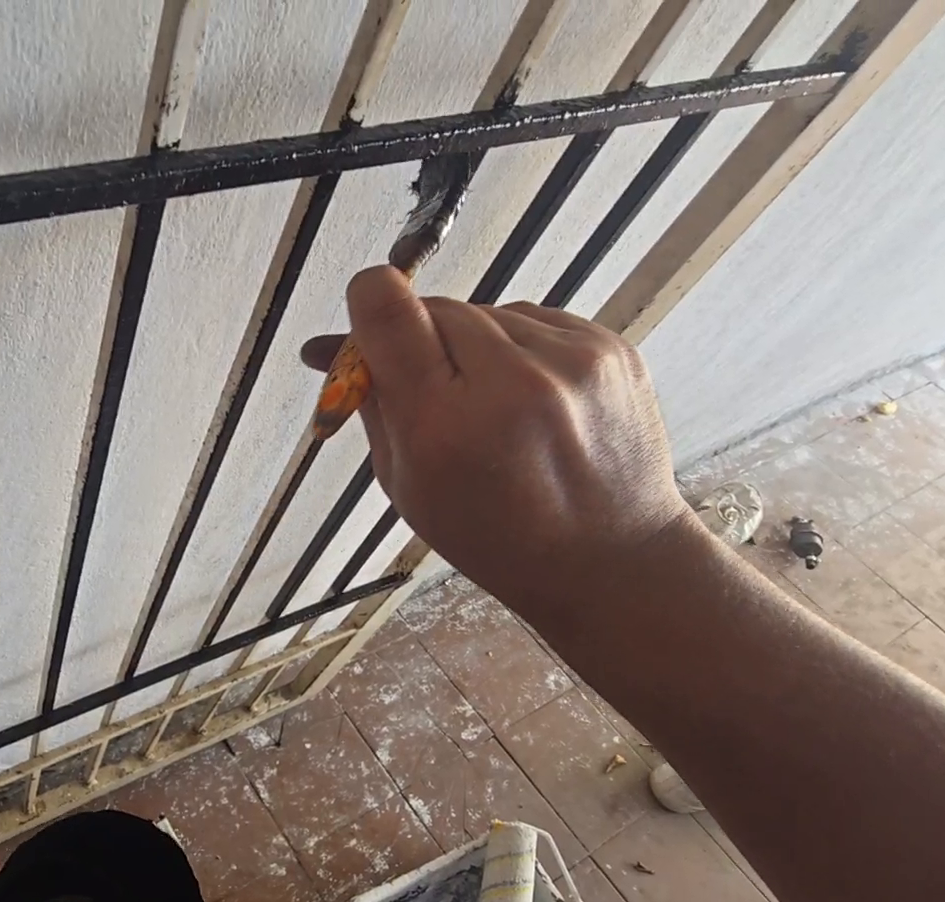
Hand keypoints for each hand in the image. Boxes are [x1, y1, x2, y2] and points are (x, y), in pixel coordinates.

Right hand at [301, 267, 696, 623]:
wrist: (609, 557)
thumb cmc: (489, 533)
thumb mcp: (403, 485)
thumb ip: (373, 406)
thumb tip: (334, 345)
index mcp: (442, 427)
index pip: (389, 312)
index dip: (367, 301)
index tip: (364, 313)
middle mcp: (510, 382)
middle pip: (435, 307)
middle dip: (417, 337)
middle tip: (421, 380)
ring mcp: (570, 360)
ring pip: (486, 312)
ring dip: (468, 345)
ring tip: (484, 401)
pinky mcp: (610, 346)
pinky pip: (532, 320)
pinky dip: (514, 347)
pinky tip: (522, 394)